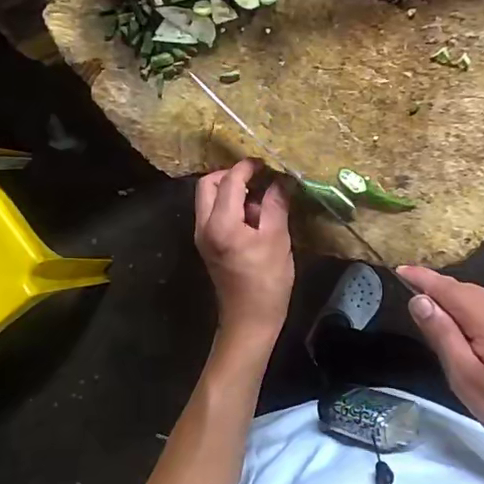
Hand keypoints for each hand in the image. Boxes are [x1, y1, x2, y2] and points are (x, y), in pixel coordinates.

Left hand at [194, 159, 293, 341]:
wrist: (249, 320)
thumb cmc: (267, 282)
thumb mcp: (277, 239)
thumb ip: (275, 205)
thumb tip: (280, 181)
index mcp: (221, 223)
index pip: (229, 181)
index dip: (247, 168)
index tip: (265, 163)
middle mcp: (204, 226)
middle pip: (207, 185)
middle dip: (231, 176)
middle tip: (257, 179)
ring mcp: (203, 237)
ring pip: (208, 199)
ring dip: (230, 191)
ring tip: (259, 200)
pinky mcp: (208, 245)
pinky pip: (212, 214)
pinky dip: (229, 207)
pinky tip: (253, 217)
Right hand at [397, 265, 483, 465]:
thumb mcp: (466, 377)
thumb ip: (442, 334)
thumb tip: (419, 300)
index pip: (449, 289)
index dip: (422, 278)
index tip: (400, 269)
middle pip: (468, 290)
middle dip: (438, 286)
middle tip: (411, 288)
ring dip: (457, 297)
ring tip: (434, 305)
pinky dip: (476, 309)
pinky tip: (469, 323)